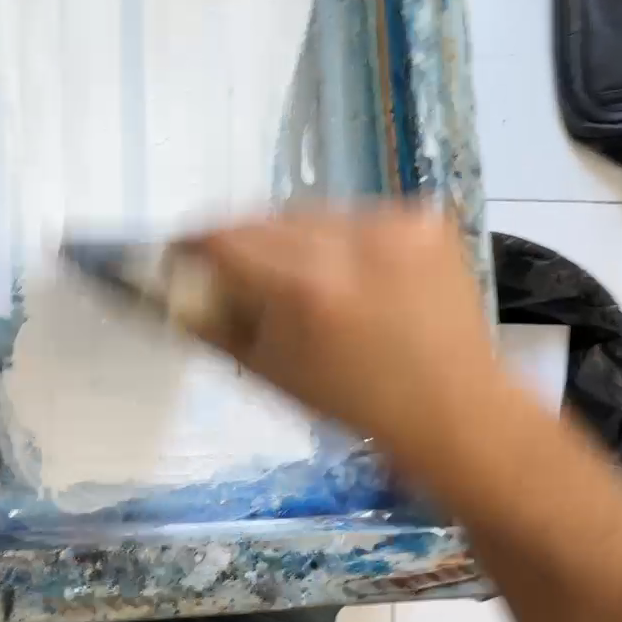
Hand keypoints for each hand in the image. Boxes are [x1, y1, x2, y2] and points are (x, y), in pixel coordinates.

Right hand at [181, 205, 506, 462]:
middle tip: (230, 268)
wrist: (455, 408)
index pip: (222, 238)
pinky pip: (350, 215)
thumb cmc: (350, 402)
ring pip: (305, 214)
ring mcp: (393, 222)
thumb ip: (209, 321)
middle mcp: (349, 241)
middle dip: (237, 242)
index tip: (177, 252)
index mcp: (304, 287)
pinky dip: (335, 238)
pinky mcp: (424, 216)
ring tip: (297, 276)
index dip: (191, 243)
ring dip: (287, 238)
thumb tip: (166, 284)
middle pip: (261, 219)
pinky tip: (347, 272)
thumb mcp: (264, 369)